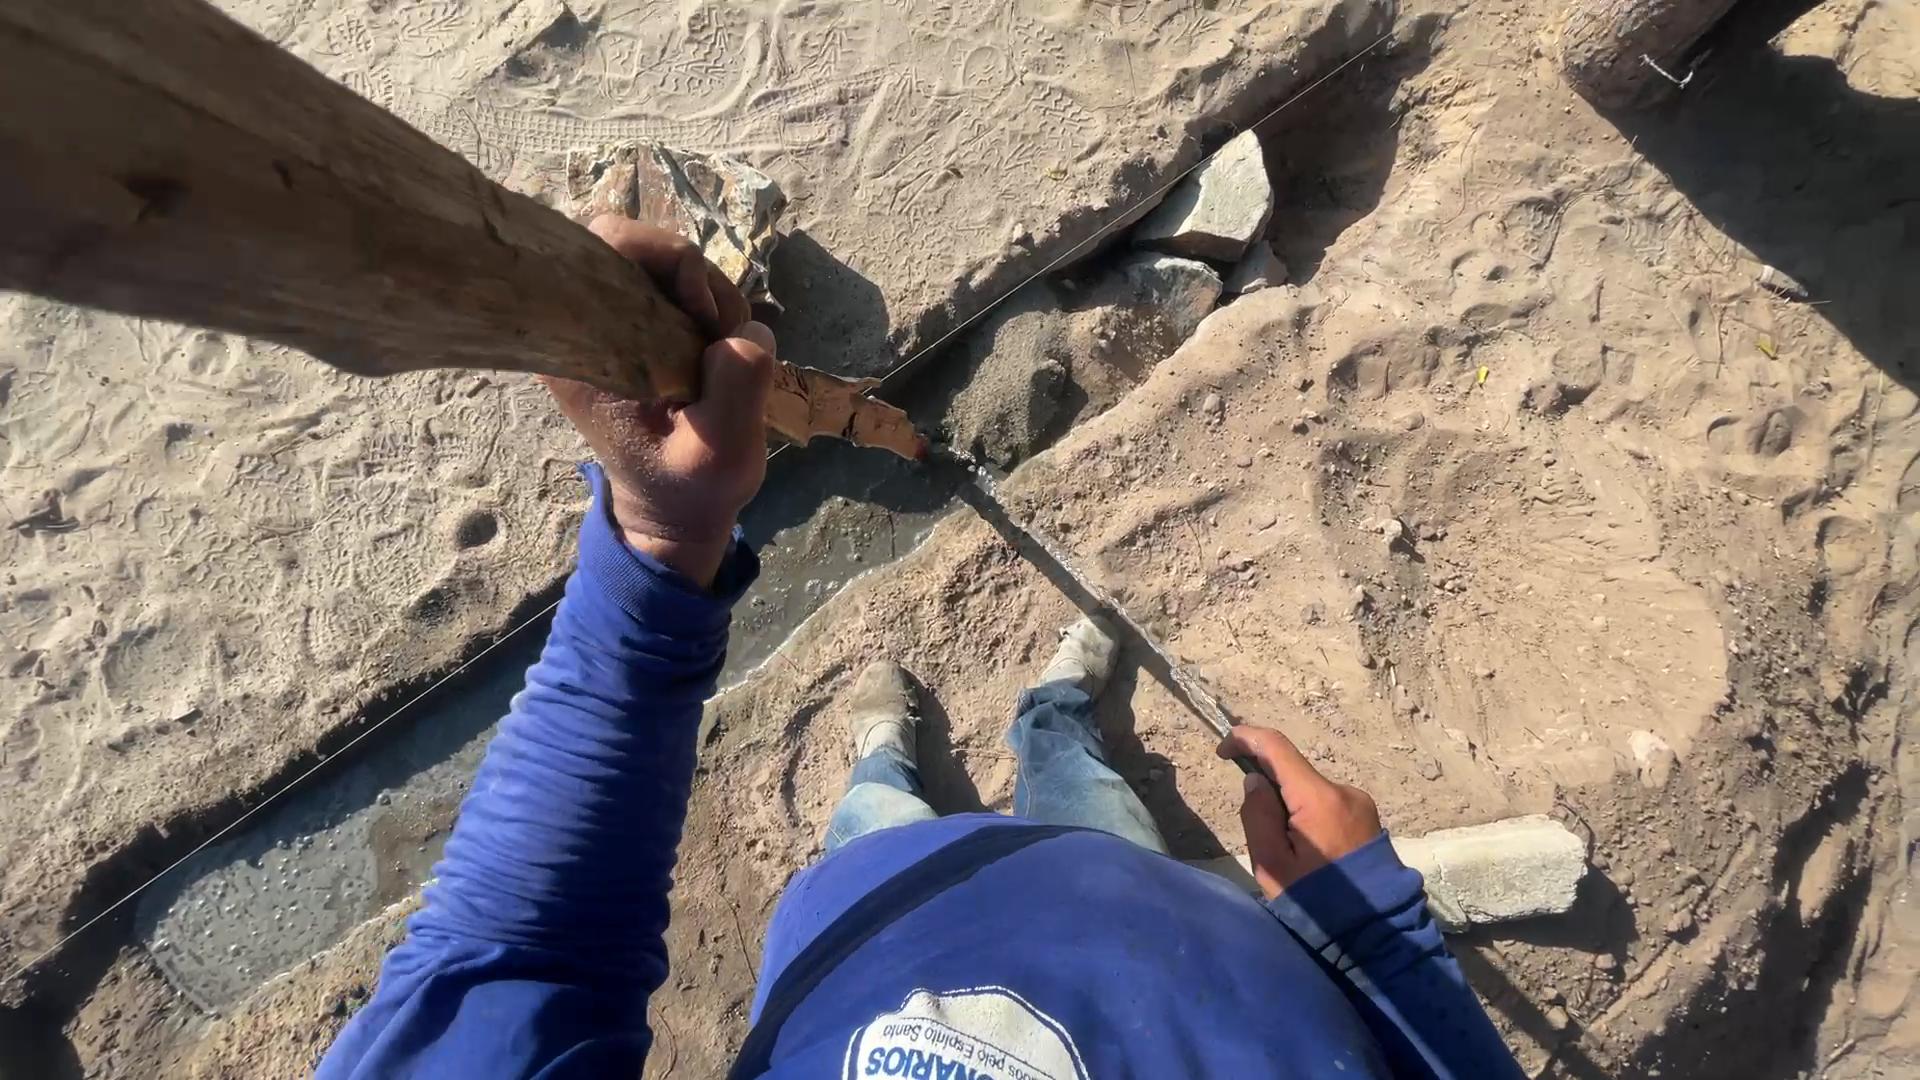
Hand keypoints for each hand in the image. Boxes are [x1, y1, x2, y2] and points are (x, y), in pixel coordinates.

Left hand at [542, 215, 774, 586]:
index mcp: (583, 350)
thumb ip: (737, 385)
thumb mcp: (722, 451)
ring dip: (712, 298)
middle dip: (697, 281)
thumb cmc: (690, 487)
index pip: (603, 247)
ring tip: (727, 353)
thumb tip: (750, 329)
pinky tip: (721, 351)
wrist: (676, 509)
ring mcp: (613, 324)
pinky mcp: (639, 330)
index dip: (664, 261)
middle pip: (634, 243)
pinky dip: (712, 309)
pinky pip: (677, 287)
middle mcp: (584, 326)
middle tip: (722, 336)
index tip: (704, 320)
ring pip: (665, 263)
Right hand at [1218, 725, 1382, 898]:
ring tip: (1290, 850)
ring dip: (1289, 803)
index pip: (1275, 746)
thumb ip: (1256, 813)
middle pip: (1292, 771)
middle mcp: (1344, 791)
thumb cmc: (1314, 900)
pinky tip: (1310, 850)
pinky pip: (1327, 803)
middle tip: (1261, 831)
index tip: (1223, 751)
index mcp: (1318, 798)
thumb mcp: (1270, 861)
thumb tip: (1256, 780)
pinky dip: (1308, 813)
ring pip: (1309, 789)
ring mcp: (1360, 804)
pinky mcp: (1369, 819)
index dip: (1244, 738)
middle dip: (1268, 787)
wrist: (1375, 936)